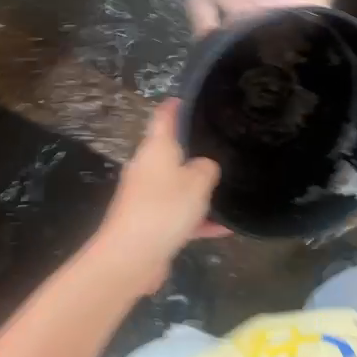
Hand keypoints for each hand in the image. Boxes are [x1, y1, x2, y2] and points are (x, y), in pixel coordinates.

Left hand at [93, 100, 224, 293]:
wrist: (129, 259)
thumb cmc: (164, 208)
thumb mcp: (198, 181)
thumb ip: (207, 168)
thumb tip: (204, 167)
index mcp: (156, 149)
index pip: (164, 117)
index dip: (176, 105)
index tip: (189, 97)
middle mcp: (147, 168)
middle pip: (171, 153)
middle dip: (194, 151)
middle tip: (221, 146)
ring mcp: (145, 197)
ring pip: (176, 186)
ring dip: (198, 191)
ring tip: (226, 190)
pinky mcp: (147, 224)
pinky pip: (178, 215)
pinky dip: (197, 219)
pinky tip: (223, 229)